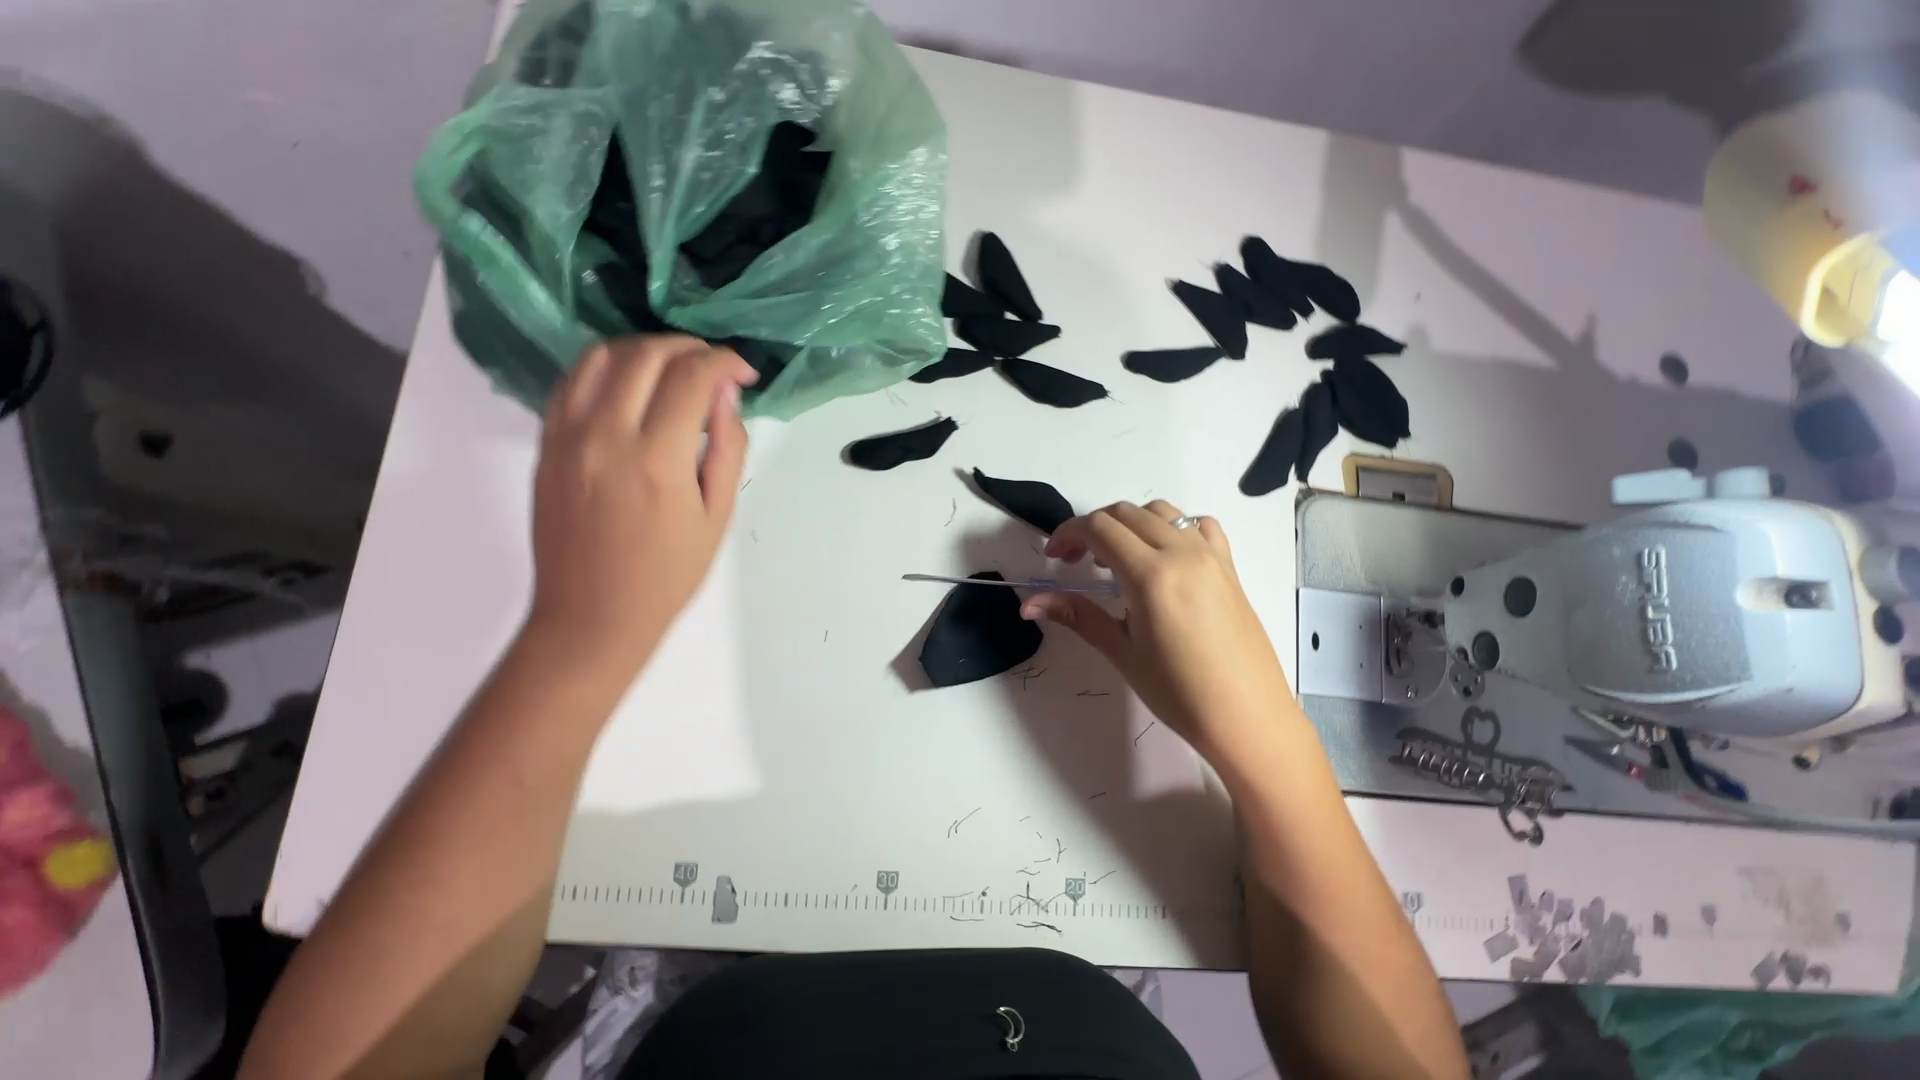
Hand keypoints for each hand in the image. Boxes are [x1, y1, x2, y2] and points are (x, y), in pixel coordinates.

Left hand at [527, 336, 756, 667]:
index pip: (691, 376)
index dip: (724, 361)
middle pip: (645, 354)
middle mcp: (605, 436)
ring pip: (599, 356)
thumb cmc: (666, 576)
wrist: (591, 616)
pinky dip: (603, 368)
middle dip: (687, 347)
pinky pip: (569, 382)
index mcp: (656, 460)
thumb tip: (726, 393)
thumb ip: (726, 447)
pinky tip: (628, 385)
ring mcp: (566, 437)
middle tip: (712, 364)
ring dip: (642, 349)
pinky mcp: (545, 445)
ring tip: (670, 367)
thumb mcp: (717, 517)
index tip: (743, 371)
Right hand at [1023, 501, 1294, 760]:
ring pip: (1161, 513)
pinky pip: (1198, 525)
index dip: (1068, 534)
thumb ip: (1077, 616)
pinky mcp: (1229, 567)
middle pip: (1126, 514)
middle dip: (1093, 528)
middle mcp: (1182, 553)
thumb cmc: (1179, 693)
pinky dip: (1173, 527)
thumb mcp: (1122, 652)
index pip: (1099, 528)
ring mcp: (1210, 556)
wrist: (1246, 716)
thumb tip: (1028, 605)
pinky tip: (1163, 557)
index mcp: (1151, 575)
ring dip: (1129, 523)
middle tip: (1075, 561)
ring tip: (1116, 559)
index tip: (1053, 557)